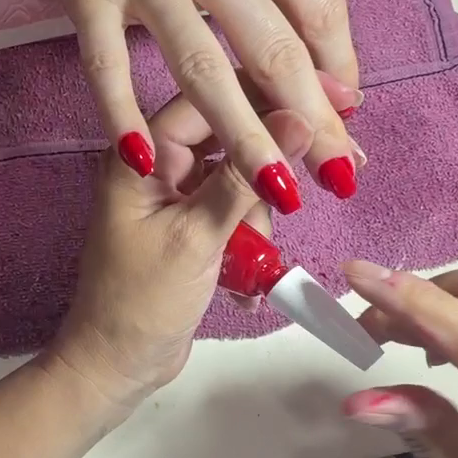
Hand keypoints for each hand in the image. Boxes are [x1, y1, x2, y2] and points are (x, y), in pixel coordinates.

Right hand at [0, 0, 421, 212]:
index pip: (317, 6)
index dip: (341, 66)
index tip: (349, 111)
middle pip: (274, 54)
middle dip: (314, 124)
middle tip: (339, 179)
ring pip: (202, 72)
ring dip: (243, 139)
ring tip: (274, 193)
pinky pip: (107, 65)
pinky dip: (121, 114)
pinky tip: (141, 160)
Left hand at [46, 96, 313, 404]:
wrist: (116, 364)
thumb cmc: (141, 302)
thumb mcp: (196, 238)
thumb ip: (244, 177)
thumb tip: (298, 118)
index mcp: (138, 154)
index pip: (210, 97)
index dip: (272, 93)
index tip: (334, 95)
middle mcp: (154, 164)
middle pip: (231, 135)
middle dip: (277, 160)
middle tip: (341, 166)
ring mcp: (172, 196)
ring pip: (239, 177)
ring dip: (259, 215)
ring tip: (257, 256)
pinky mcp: (188, 225)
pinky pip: (233, 210)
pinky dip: (249, 237)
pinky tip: (249, 277)